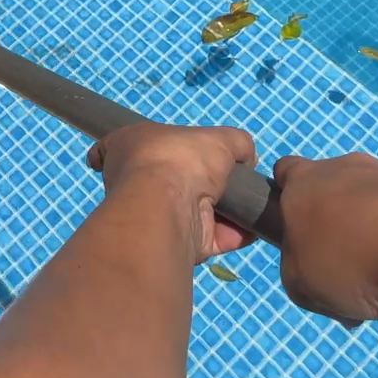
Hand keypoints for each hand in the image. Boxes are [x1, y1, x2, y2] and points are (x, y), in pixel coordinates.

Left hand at [85, 122, 256, 261]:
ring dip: (220, 210)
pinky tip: (251, 227)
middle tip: (227, 181)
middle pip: (167, 178)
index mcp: (126, 144)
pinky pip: (210, 236)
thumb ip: (234, 142)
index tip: (184, 150)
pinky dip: (232, 233)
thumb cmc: (180, 158)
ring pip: (190, 210)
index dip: (158, 144)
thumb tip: (245, 156)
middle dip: (198, 181)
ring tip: (245, 203)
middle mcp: (132, 177)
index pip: (132, 142)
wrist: (169, 205)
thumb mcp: (216, 137)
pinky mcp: (177, 240)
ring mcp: (153, 211)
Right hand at [272, 152, 377, 335]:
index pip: (285, 172)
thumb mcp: (302, 283)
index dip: (291, 201)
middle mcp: (346, 169)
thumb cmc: (352, 260)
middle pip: (338, 199)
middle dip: (347, 239)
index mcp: (305, 179)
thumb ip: (298, 274)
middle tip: (356, 282)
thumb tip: (318, 276)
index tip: (303, 234)